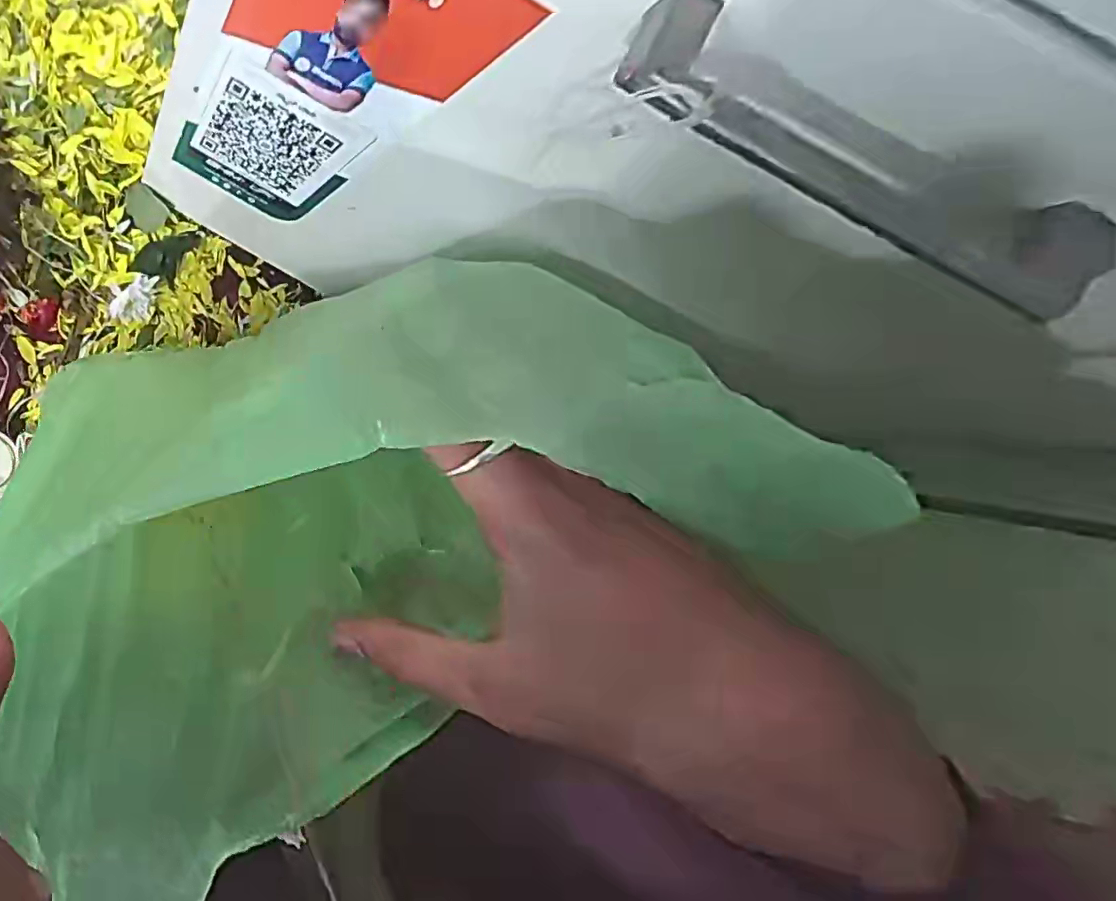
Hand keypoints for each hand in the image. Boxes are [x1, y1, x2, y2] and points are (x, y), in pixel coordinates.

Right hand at [334, 445, 964, 890]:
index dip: (409, 401)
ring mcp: (613, 494)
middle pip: (490, 422)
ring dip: (481, 434)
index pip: (453, 429)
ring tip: (425, 436)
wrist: (779, 728)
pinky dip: (521, 463)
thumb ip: (409, 653)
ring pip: (530, 444)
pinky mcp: (643, 515)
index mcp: (526, 508)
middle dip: (437, 408)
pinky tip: (499, 487)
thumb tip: (336, 633)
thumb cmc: (623, 699)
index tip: (366, 387)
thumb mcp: (500, 688)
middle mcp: (569, 482)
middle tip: (381, 407)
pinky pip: (564, 468)